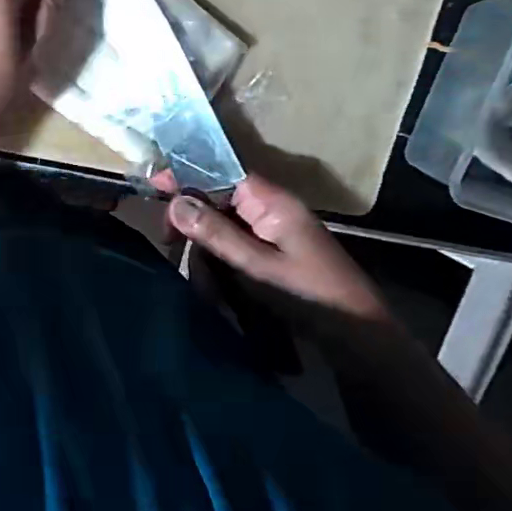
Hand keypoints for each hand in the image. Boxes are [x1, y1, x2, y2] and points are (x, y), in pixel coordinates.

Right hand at [167, 175, 391, 327]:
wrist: (357, 337)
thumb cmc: (308, 295)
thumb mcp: (256, 265)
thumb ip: (215, 233)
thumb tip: (175, 201)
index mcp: (272, 202)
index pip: (222, 173)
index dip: (188, 176)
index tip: (154, 186)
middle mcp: (270, 210)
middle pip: (217, 199)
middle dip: (191, 220)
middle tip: (168, 243)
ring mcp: (272, 232)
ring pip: (221, 226)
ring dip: (203, 248)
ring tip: (195, 276)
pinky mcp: (272, 254)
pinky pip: (234, 246)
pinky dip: (218, 261)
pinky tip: (211, 285)